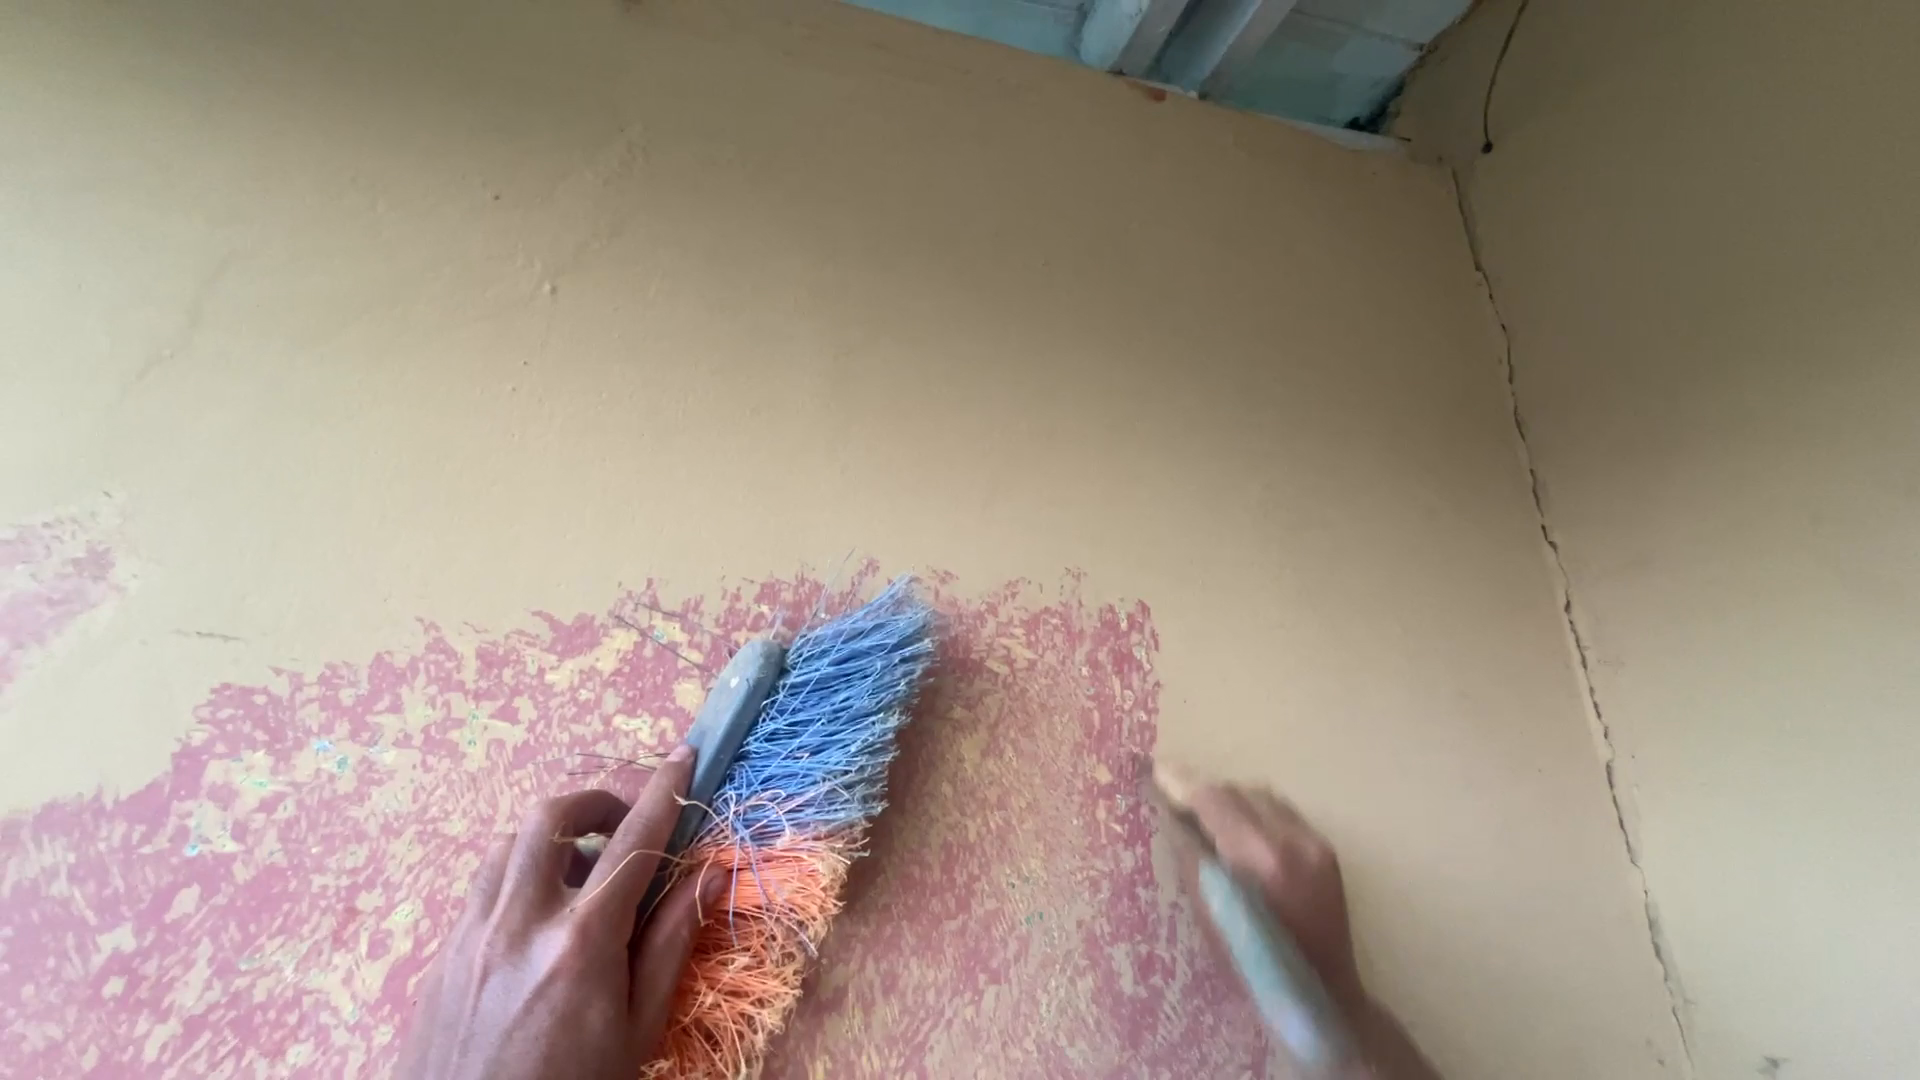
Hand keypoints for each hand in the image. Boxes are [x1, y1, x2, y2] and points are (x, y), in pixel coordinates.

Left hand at [396, 743, 726, 1079]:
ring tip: (580, 874)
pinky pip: (482, 886)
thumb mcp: (639, 1028)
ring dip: (553, 838)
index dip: (664, 791)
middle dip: (595, 802)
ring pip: (509, 844)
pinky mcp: (440, 956)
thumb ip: (672, 940)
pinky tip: (539, 916)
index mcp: (581, 941)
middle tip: (622, 825)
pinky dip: (520, 875)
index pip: (634, 841)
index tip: (683, 755)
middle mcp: (520, 922)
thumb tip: (710, 872)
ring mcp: (470, 937)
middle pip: (552, 816)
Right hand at [1164, 768, 1441, 1079]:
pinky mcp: (1325, 848)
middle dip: (1202, 791)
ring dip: (1229, 799)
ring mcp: (1315, 841)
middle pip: (1236, 790)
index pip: (1213, 798)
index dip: (1180, 782)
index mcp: (1261, 858)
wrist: (1325, 998)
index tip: (1153, 769)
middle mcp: (1293, 839)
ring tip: (1206, 817)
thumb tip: (1170, 814)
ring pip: (1260, 795)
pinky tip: (1239, 832)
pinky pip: (1279, 810)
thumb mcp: (1208, 914)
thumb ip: (1190, 856)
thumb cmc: (1254, 968)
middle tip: (1174, 799)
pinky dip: (1253, 811)